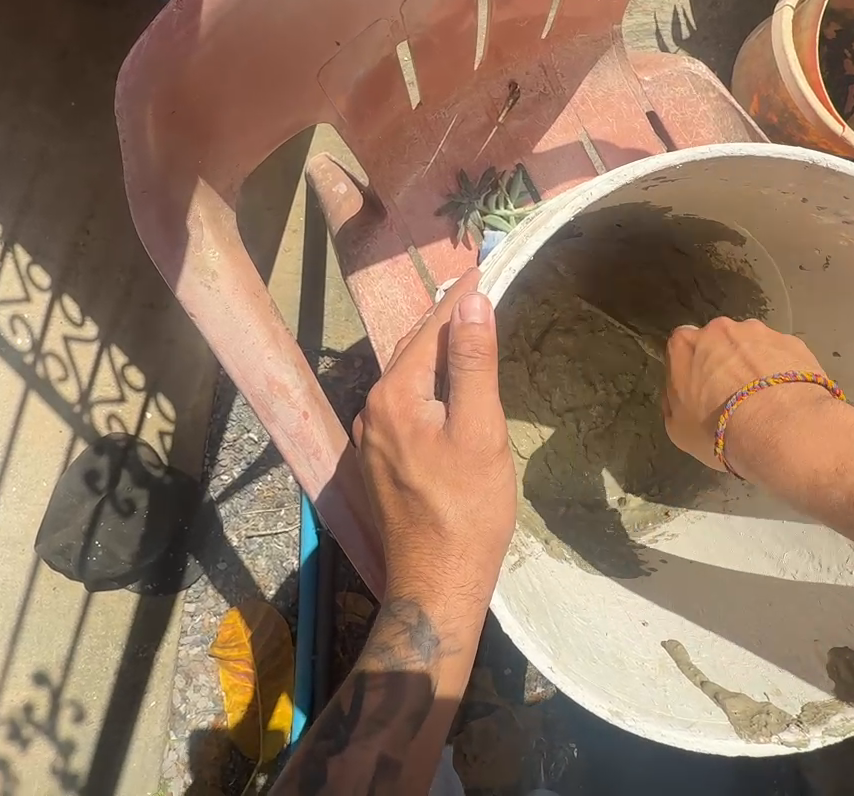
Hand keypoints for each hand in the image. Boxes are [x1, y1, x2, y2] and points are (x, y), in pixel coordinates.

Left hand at [352, 269, 515, 613]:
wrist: (436, 585)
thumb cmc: (468, 510)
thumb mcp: (480, 431)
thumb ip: (474, 364)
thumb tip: (471, 302)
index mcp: (394, 396)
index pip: (430, 331)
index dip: (458, 299)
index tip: (483, 268)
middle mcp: (372, 410)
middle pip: (413, 352)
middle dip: (444, 320)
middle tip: (476, 291)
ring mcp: (370, 439)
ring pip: (406, 379)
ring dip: (434, 352)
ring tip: (465, 331)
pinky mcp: (379, 462)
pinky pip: (403, 406)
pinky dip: (427, 384)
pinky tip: (444, 387)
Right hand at [662, 318, 851, 479]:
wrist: (780, 431)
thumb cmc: (716, 429)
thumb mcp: (676, 427)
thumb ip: (674, 400)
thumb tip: (682, 393)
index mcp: (684, 344)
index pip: (681, 346)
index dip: (691, 367)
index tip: (699, 389)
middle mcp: (720, 329)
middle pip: (718, 341)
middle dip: (724, 361)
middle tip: (733, 396)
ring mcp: (760, 332)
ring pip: (753, 345)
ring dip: (755, 364)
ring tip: (766, 399)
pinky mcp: (793, 342)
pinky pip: (783, 355)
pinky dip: (784, 371)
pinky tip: (789, 398)